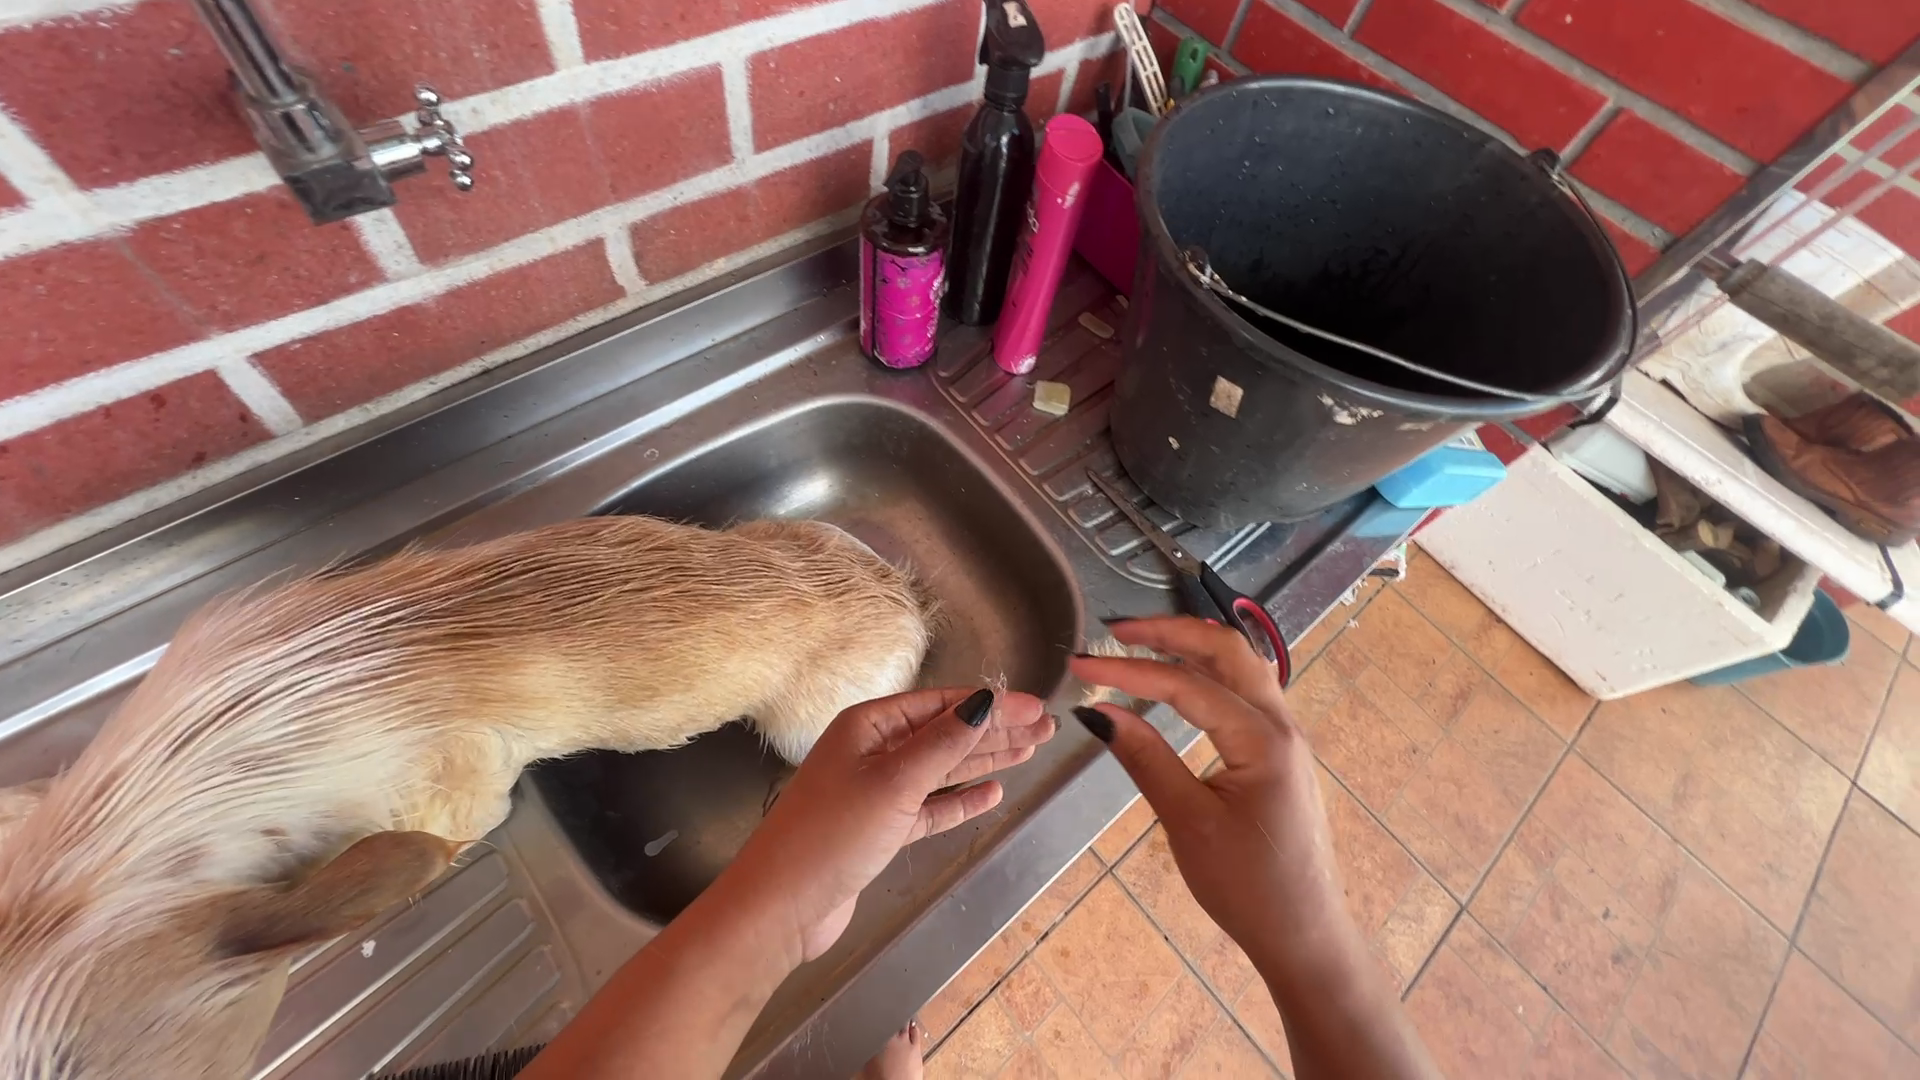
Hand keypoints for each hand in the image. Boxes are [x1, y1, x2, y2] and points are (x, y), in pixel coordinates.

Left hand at [723, 686, 1054, 963]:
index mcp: (870, 724)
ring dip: (985, 760)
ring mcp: (878, 790)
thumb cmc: (834, 832)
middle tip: (1045, 728)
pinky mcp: (881, 828)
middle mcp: (874, 750)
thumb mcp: (895, 781)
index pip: (941, 704)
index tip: (1034, 706)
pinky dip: (960, 800)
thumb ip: (944, 743)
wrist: (780, 907)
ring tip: (1030, 751)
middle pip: (945, 734)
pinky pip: (930, 806)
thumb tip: (986, 702)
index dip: (990, 704)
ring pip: (941, 769)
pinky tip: (993, 792)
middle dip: (995, 730)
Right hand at [1068, 618, 1358, 980]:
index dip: (1127, 670)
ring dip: (1191, 643)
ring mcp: (1285, 735)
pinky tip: (1181, 677)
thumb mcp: (1187, 822)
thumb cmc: (1246, 886)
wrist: (1305, 936)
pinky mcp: (1279, 750)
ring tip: (1142, 643)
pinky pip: (1245, 687)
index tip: (1079, 666)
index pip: (1185, 684)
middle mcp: (1280, 724)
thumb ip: (1144, 758)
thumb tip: (1098, 711)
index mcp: (1261, 739)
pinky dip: (1208, 668)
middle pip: (1225, 650)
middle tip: (1116, 633)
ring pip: (1240, 663)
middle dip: (1168, 631)